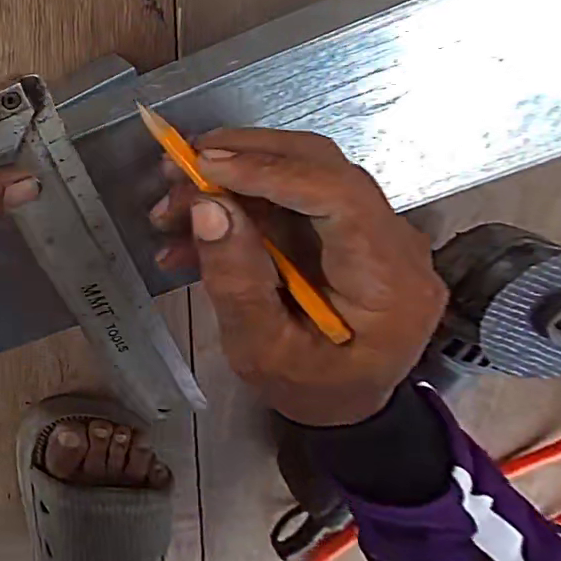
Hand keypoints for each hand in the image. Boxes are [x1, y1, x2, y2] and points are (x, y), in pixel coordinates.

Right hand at [150, 129, 446, 426]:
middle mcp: (391, 240)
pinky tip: (188, 229)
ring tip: (169, 208)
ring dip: (229, 179)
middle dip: (242, 156)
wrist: (342, 405)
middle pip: (320, 165)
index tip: (200, 165)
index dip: (266, 171)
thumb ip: (236, 281)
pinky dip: (234, 201)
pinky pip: (285, 196)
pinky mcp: (341, 228)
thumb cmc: (307, 387)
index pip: (337, 195)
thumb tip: (208, 207)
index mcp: (387, 279)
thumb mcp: (260, 348)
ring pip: (297, 171)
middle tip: (176, 165)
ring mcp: (368, 229)